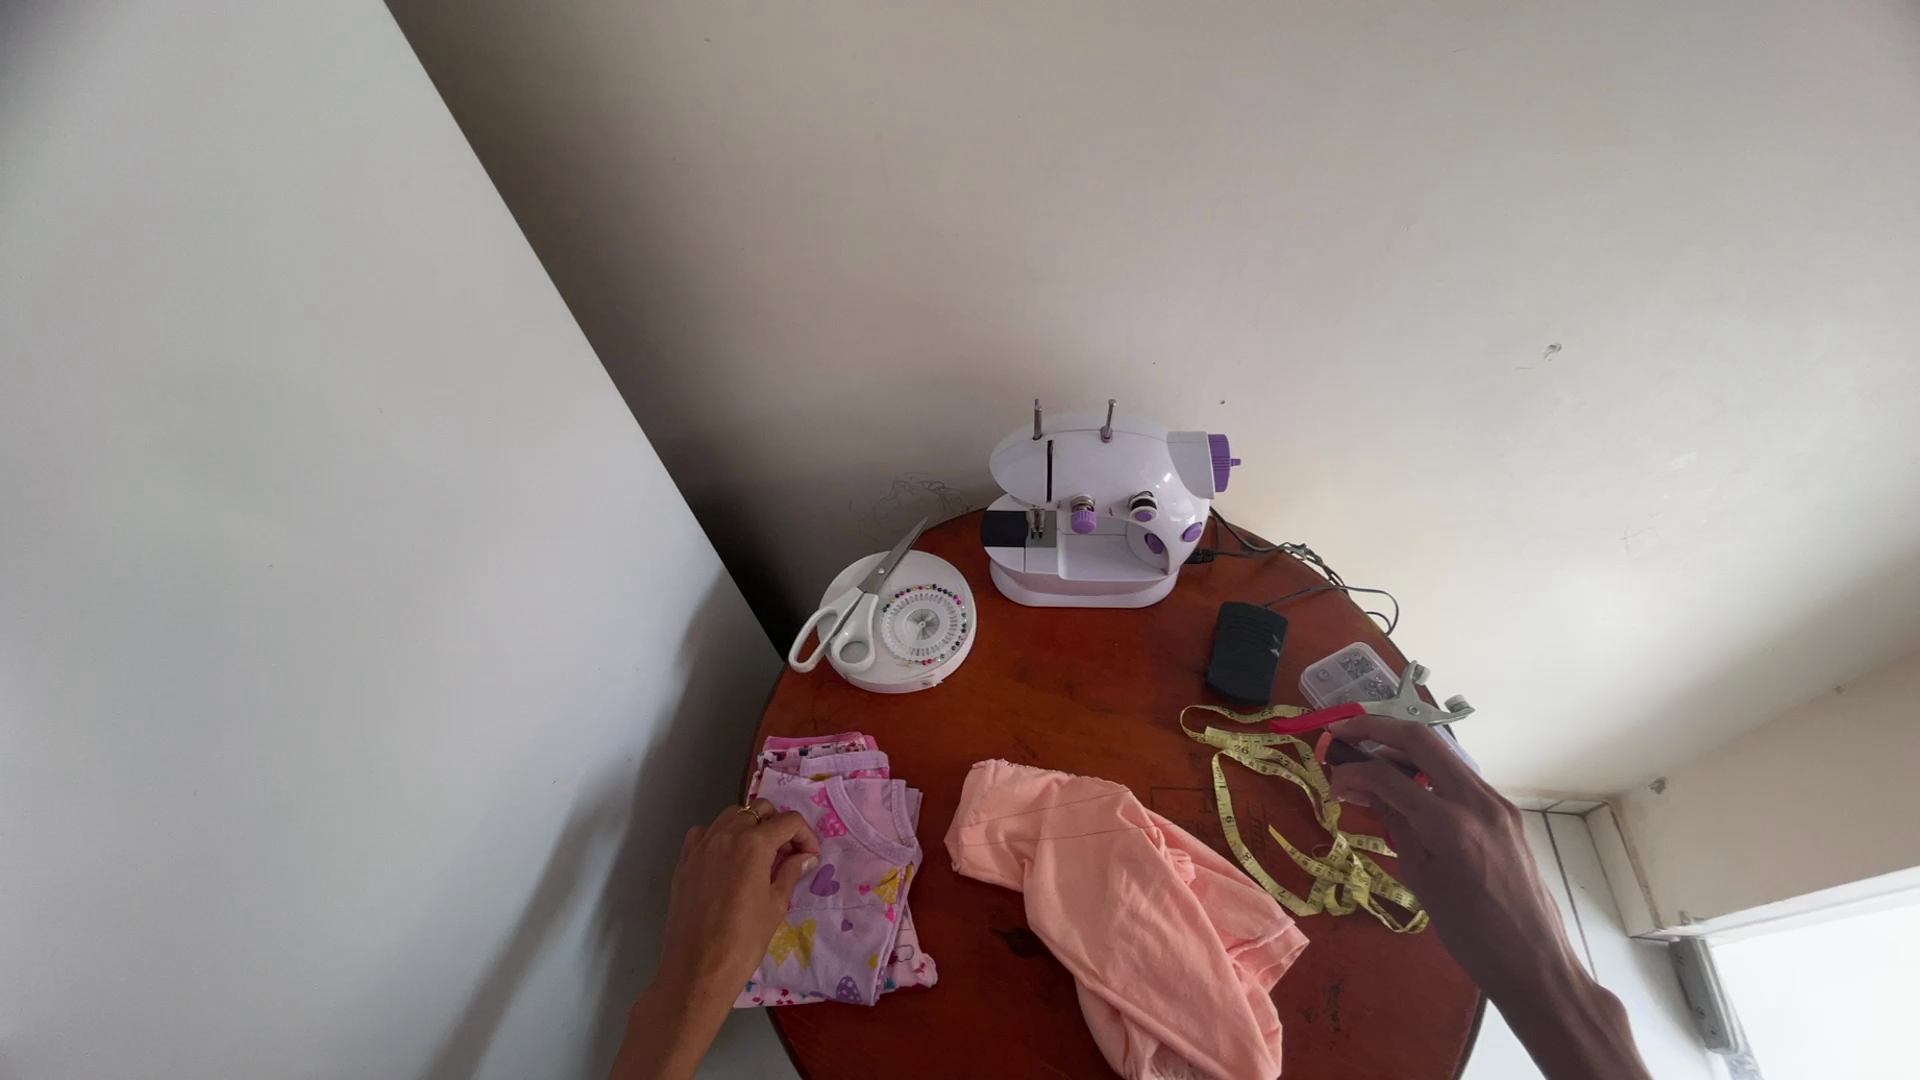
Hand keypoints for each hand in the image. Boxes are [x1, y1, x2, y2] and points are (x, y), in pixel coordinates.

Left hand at [609, 799, 818, 1079]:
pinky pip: (704, 833)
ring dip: (750, 825)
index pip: (789, 821)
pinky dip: (719, 835)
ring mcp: (702, 846)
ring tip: (759, 853)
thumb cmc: (744, 941)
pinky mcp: (685, 861)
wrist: (697, 972)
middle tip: (787, 853)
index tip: (810, 856)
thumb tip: (805, 857)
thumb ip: (791, 872)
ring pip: (732, 815)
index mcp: (754, 843)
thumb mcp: (776, 905)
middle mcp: (727, 835)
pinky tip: (727, 858)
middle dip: (779, 825)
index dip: (805, 835)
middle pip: (760, 810)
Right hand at [1326, 715, 1650, 1079]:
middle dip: (1375, 728)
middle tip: (1341, 733)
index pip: (1387, 774)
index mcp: (1450, 823)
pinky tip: (1404, 784)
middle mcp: (1477, 800)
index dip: (1351, 771)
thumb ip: (1391, 818)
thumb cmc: (1468, 931)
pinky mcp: (1503, 810)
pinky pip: (1457, 773)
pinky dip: (1424, 767)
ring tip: (1368, 760)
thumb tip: (1355, 785)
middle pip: (1419, 738)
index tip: (1330, 780)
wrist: (1535, 964)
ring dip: (1400, 746)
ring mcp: (1496, 801)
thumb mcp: (1418, 873)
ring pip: (1441, 750)